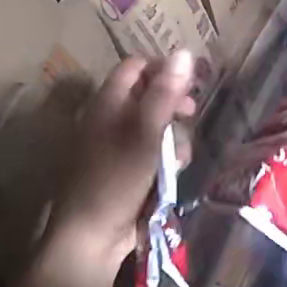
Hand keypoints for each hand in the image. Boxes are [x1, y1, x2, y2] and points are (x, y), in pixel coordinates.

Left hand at [44, 52, 198, 269]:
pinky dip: (165, 157)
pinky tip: (173, 171)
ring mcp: (116, 146)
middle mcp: (110, 119)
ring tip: (180, 154)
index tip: (193, 82)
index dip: (164, 69)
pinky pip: (151, 152)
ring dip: (173, 135)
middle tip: (191, 115)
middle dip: (174, 104)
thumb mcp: (146, 134)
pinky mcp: (126, 170)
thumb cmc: (118, 179)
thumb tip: (185, 53)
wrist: (93, 233)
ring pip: (154, 126)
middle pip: (148, 96)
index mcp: (107, 103)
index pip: (136, 68)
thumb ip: (165, 94)